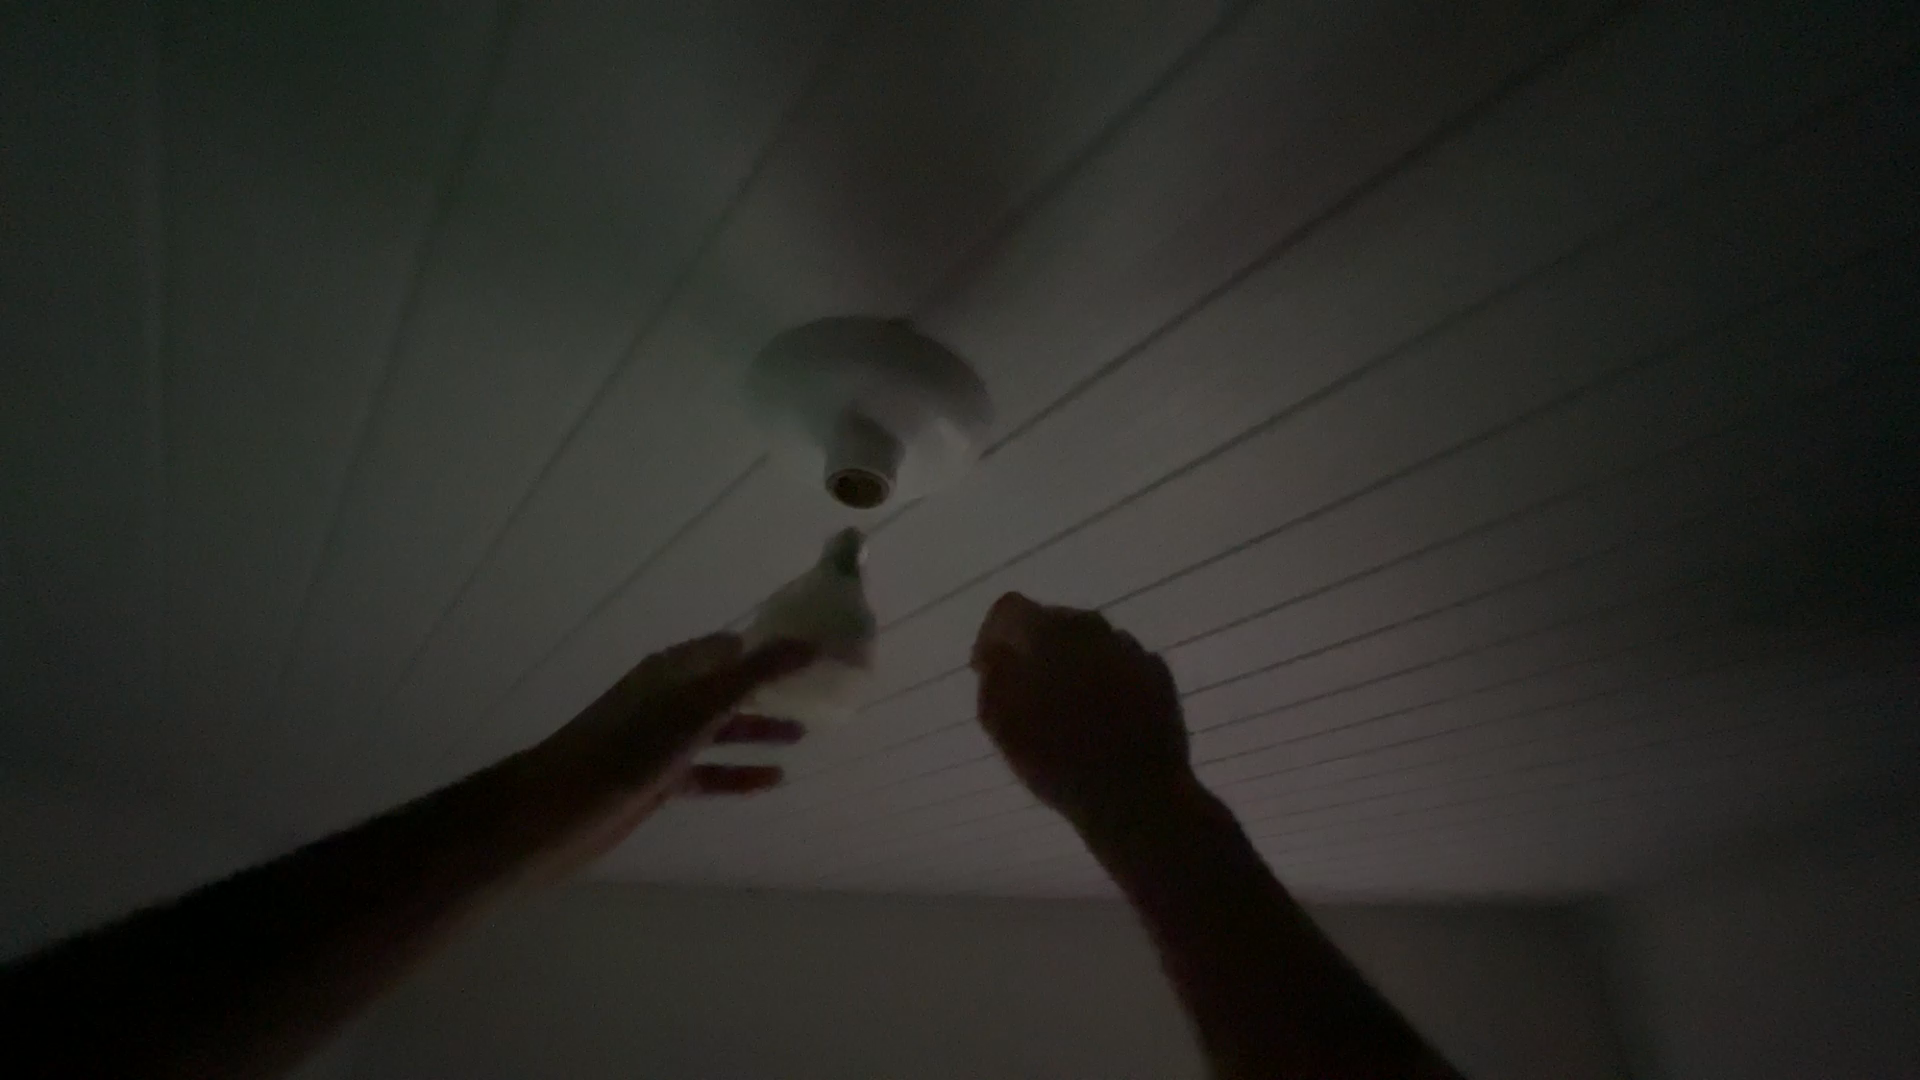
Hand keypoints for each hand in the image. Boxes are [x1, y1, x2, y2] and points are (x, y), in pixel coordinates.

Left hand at [542, 632, 814, 810]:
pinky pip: (710, 770)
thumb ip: (757, 673)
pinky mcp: (659, 776)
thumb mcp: (701, 705)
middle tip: (817, 693)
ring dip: (759, 730)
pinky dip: (739, 772)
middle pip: (732, 685)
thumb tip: (812, 642)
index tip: (815, 653)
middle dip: (772, 689)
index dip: (774, 647)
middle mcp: (673, 696)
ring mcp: (664, 738)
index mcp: (678, 668)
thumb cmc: (632, 747)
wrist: (556, 812)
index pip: (735, 646)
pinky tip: (772, 780)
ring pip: (722, 728)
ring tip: (802, 734)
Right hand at [970, 593, 1195, 831]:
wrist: (1136, 797)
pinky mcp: (1158, 673)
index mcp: (1048, 633)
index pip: (1010, 609)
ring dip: (1073, 661)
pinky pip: (1121, 662)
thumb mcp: (1001, 723)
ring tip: (1068, 704)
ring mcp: (1130, 649)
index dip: (992, 635)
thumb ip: (993, 675)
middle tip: (1027, 689)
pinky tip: (1103, 713)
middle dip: (1034, 647)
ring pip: (1089, 640)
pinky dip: (1106, 677)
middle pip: (1052, 620)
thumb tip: (997, 650)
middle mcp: (1091, 628)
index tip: (987, 668)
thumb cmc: (1057, 761)